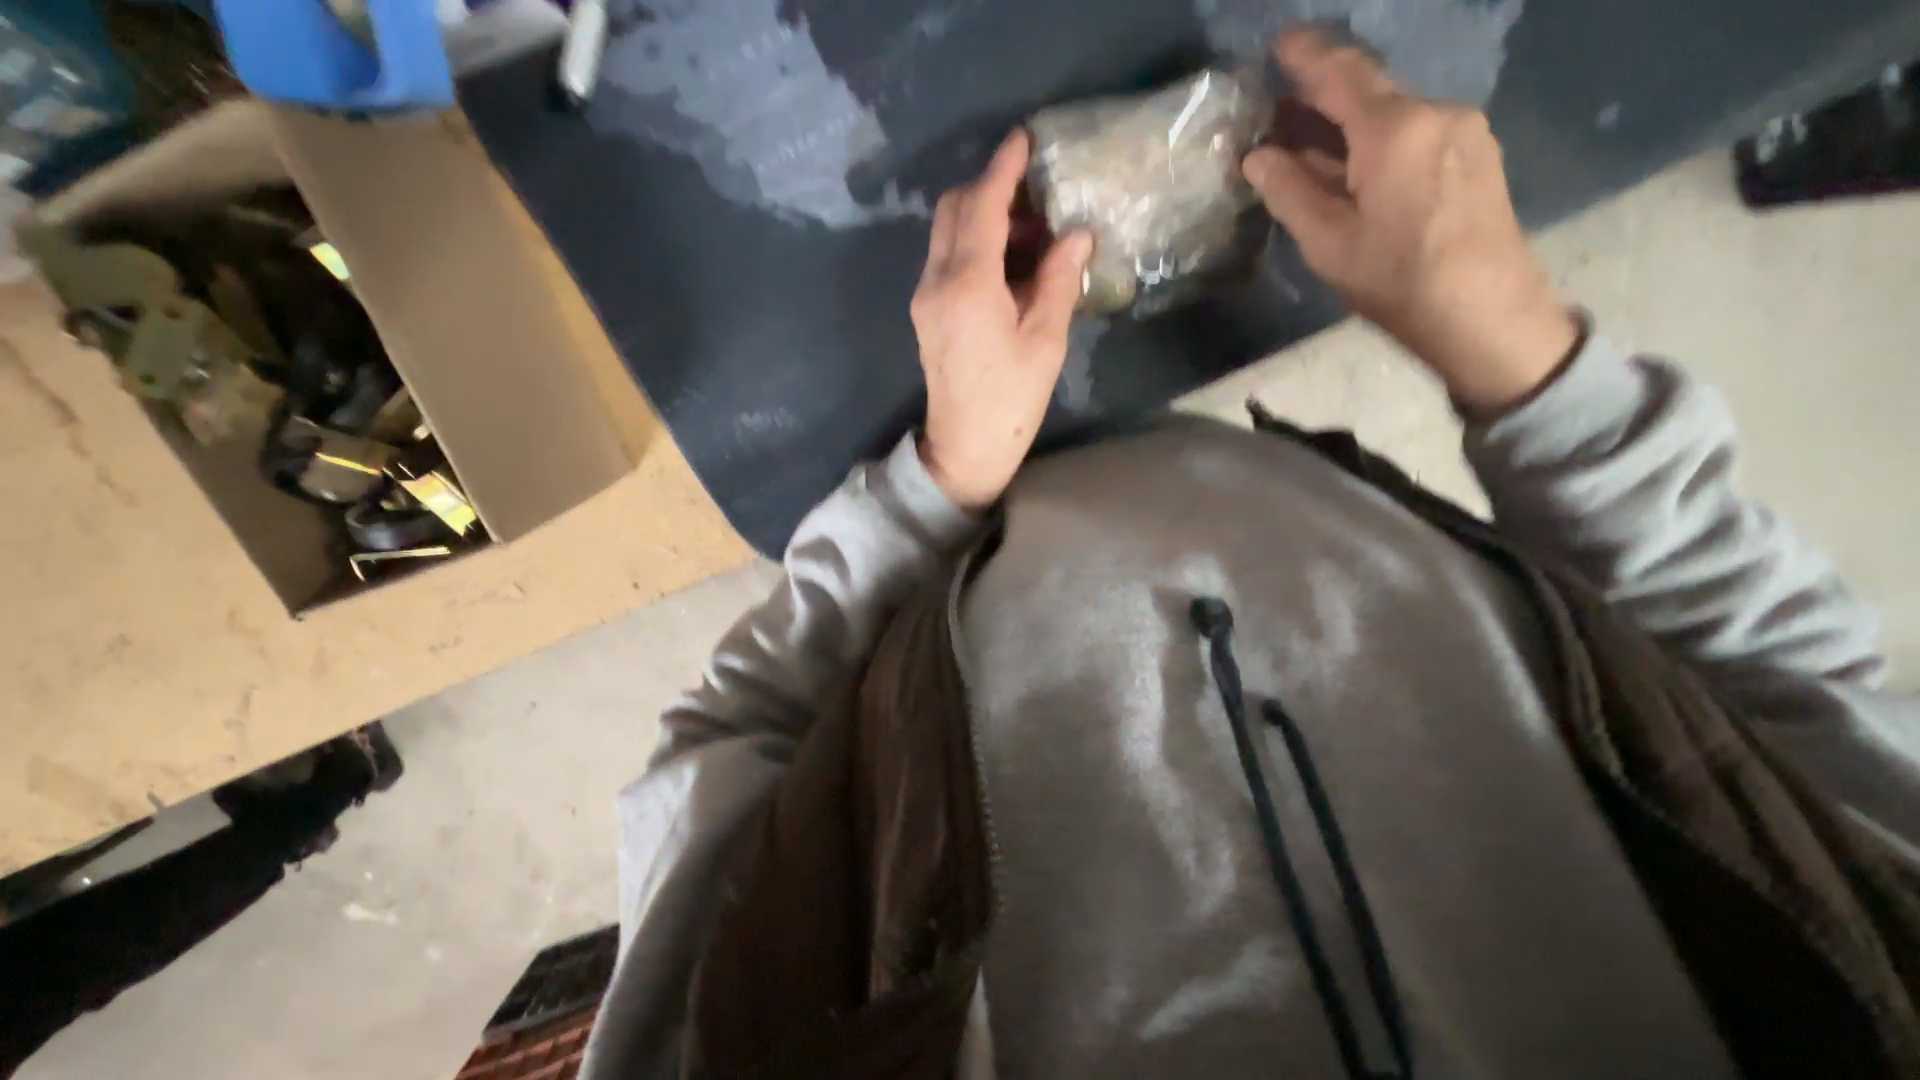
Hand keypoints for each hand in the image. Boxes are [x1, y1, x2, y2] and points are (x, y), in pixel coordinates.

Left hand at [912, 130, 1092, 508]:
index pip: (982, 206)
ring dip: (983, 216)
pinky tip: (1009, 263)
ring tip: (1032, 233)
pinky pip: (946, 257)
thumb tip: (1075, 233)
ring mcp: (925, 296)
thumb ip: (1057, 279)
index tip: (1024, 139)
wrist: (963, 448)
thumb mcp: (1045, 339)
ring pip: (946, 231)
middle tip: (1036, 194)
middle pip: (954, 209)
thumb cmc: (1011, 400)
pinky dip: (973, 243)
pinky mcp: (926, 311)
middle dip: (991, 189)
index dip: (1003, 168)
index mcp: (968, 284)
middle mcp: (936, 280)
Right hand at [1242, 29, 1578, 414]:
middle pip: (1372, 92)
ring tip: (1315, 144)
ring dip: (1352, 124)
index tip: (1278, 46)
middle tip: (1283, 107)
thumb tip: (1258, 157)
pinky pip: (1419, 133)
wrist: (1487, 315)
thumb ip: (1290, 192)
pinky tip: (1360, 167)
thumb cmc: (1398, 280)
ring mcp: (1465, 132)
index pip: (1342, 73)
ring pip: (1396, 114)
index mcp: (1394, 128)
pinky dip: (1382, 140)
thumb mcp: (1329, 242)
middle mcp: (1435, 113)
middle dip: (1325, 96)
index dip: (1306, 57)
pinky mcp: (1478, 157)